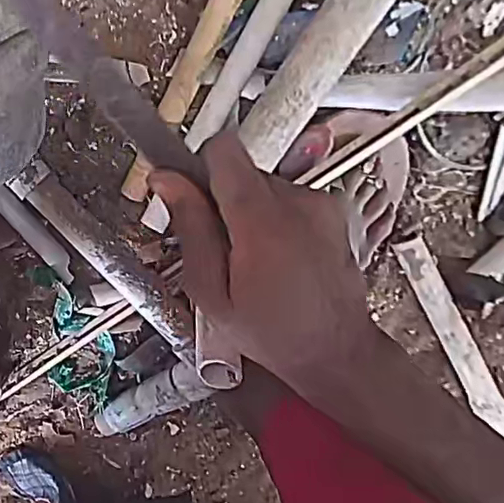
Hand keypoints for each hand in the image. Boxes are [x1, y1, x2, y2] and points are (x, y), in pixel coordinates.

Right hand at [149, 132, 373, 386]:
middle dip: (218, 201)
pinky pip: (283, 198)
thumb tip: (168, 181)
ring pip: (259, 185)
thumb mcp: (210, 290)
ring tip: (244, 259)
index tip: (187, 193)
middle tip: (215, 247)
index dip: (196, 167)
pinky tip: (269, 258)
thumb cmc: (272, 332)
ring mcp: (320, 204)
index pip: (223, 152)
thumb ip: (189, 227)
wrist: (335, 350)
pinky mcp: (331, 210)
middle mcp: (298, 202)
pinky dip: (269, 220)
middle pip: (238, 171)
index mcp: (262, 221)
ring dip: (243, 213)